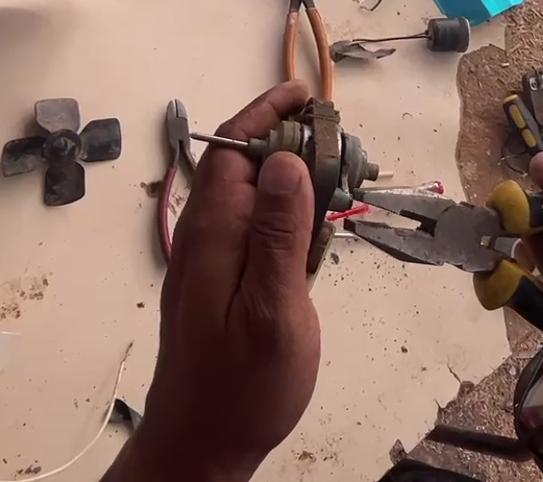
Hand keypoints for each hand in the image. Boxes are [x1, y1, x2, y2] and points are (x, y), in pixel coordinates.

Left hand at [106, 83, 319, 481]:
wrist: (202, 448)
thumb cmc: (241, 385)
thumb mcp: (271, 309)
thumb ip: (278, 233)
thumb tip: (286, 159)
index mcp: (215, 230)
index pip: (233, 147)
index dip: (267, 111)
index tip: (308, 95)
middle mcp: (208, 231)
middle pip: (244, 162)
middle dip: (289, 139)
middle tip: (340, 142)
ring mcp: (214, 253)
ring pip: (253, 191)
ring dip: (293, 173)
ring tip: (339, 177)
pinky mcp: (224, 273)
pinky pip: (257, 221)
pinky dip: (289, 208)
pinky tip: (317, 226)